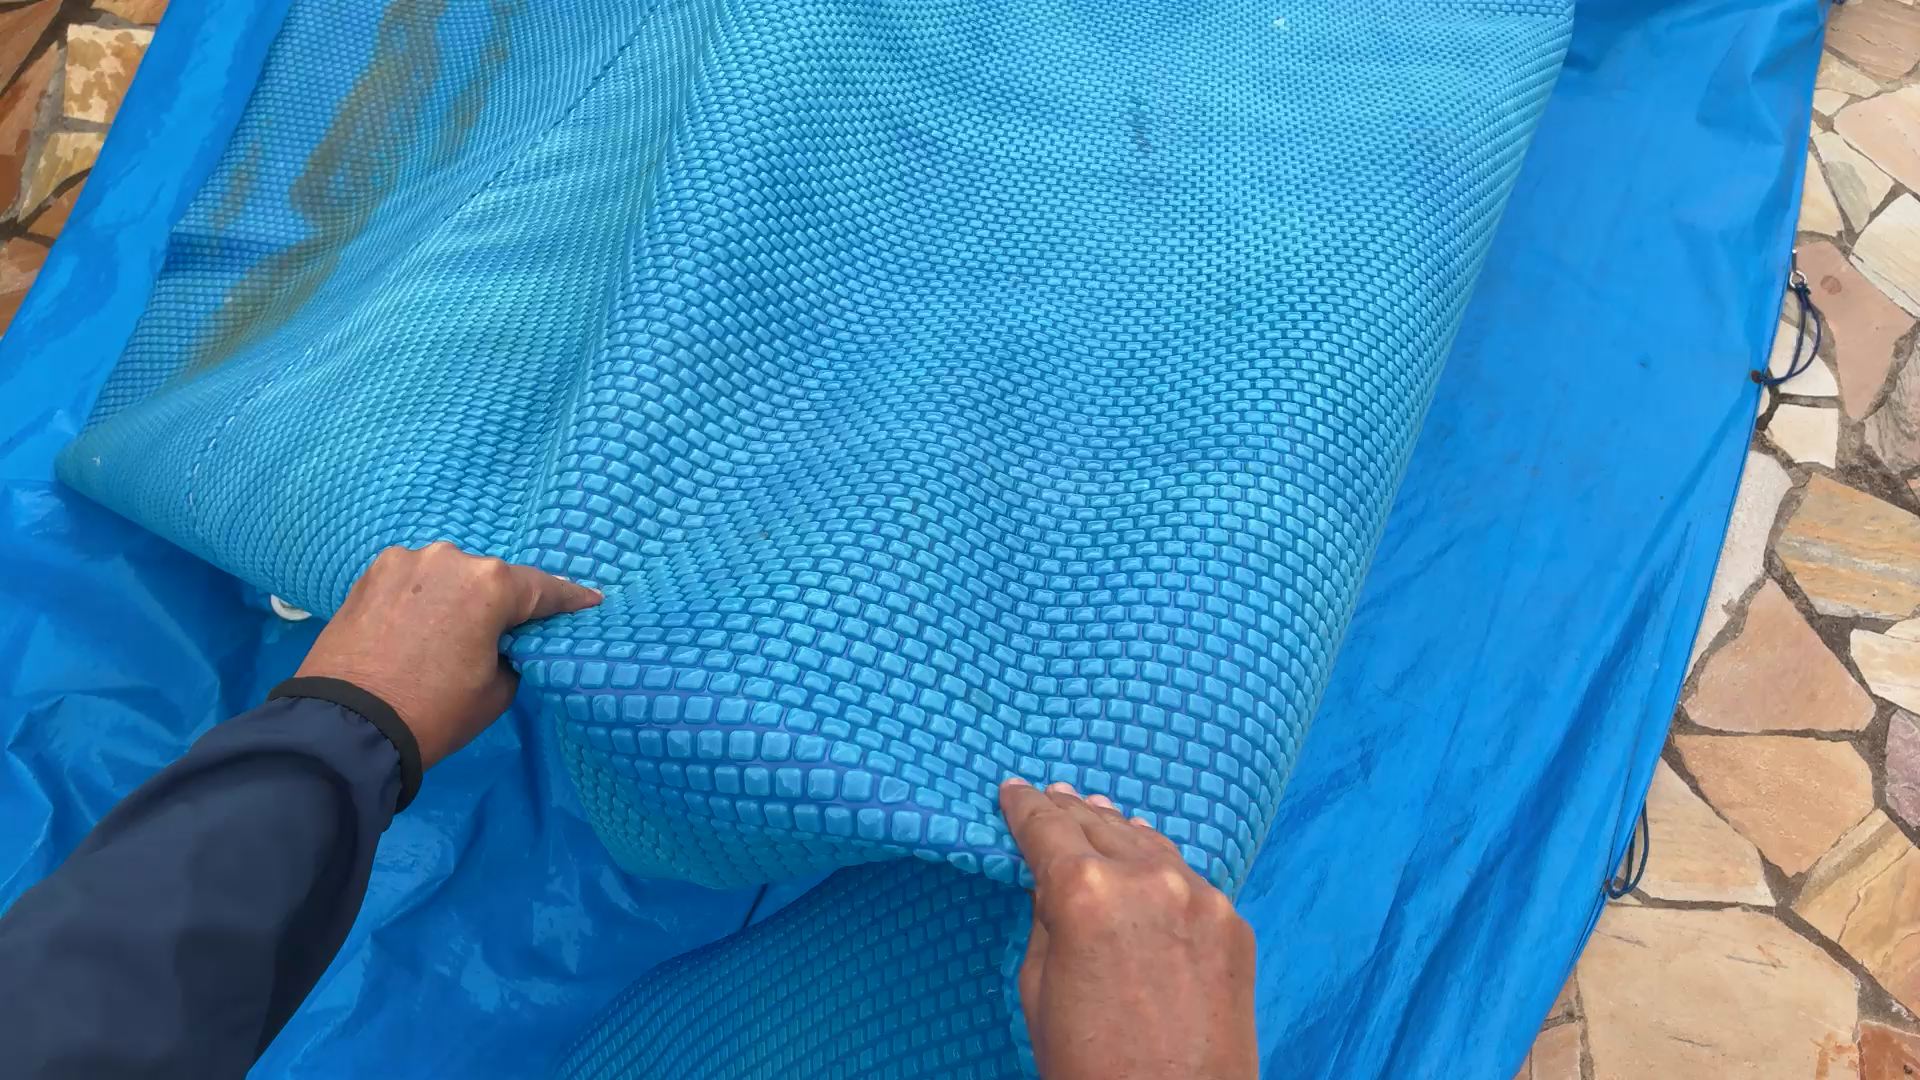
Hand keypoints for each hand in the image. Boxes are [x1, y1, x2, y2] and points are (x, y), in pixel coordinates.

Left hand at [295, 542, 601, 768]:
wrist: (342, 730)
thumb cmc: (435, 711)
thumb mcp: (501, 686)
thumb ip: (516, 649)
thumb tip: (507, 639)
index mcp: (491, 584)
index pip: (547, 589)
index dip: (571, 599)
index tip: (591, 602)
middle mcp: (450, 560)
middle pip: (497, 579)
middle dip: (511, 599)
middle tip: (522, 622)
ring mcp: (405, 564)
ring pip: (454, 575)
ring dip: (466, 594)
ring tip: (468, 622)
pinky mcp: (370, 577)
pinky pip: (418, 580)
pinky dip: (430, 595)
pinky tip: (432, 617)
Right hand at [998, 777, 1258, 1079]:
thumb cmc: (1089, 1064)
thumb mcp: (1038, 988)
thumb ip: (1044, 916)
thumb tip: (1051, 877)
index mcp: (1084, 891)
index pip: (1045, 826)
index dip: (1023, 805)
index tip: (1011, 789)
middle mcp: (1145, 876)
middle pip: (1095, 822)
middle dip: (1066, 809)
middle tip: (1050, 795)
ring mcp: (1197, 894)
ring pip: (1143, 839)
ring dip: (1112, 826)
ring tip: (1093, 809)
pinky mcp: (1231, 919)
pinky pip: (1183, 874)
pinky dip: (1155, 861)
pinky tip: (1143, 853)